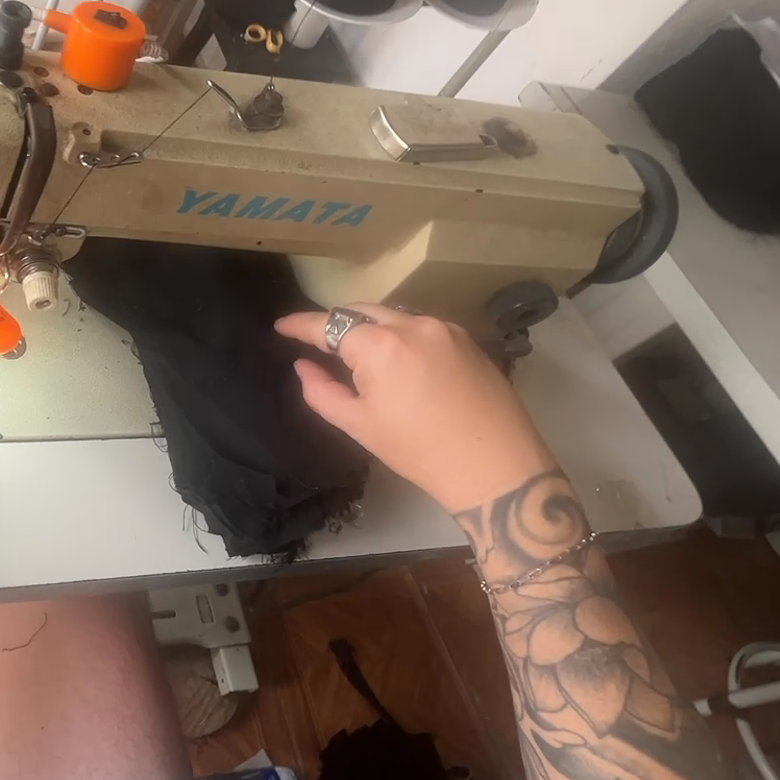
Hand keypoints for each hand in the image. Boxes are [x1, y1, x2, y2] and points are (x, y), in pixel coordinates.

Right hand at [276, 303, 556, 513]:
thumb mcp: (359, 425)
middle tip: (317, 344)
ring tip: (356, 353)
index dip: (299, 324)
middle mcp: (411, 324)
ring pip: (390, 314)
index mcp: (379, 346)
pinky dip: (397, 333)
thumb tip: (304, 366)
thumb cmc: (420, 451)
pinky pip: (418, 324)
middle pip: (358, 311)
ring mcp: (443, 328)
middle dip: (334, 323)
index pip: (327, 324)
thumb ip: (322, 391)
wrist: (498, 468)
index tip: (280, 326)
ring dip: (367, 326)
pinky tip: (397, 360)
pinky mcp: (466, 338)